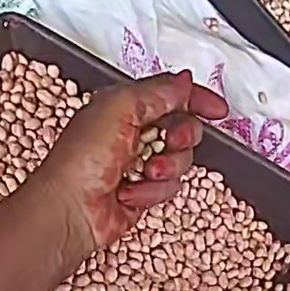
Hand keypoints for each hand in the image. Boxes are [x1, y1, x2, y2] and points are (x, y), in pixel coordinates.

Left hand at [28, 70, 229, 251]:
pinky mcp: (144, 191)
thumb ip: (158, 92)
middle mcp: (135, 133)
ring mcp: (140, 164)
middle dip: (181, 138)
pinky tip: (130, 193)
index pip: (172, 95)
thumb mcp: (120, 107)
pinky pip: (169, 187)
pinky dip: (152, 191)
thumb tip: (185, 82)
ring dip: (165, 168)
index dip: (197, 100)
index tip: (218, 110)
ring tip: (143, 173)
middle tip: (168, 144)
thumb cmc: (83, 158)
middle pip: (183, 129)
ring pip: (180, 161)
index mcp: (127, 106)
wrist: (71, 208)